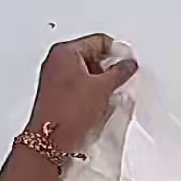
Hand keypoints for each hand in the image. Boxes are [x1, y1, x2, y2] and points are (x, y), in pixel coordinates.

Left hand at [27, 34, 136, 151]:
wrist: (52, 139)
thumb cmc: (68, 111)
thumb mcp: (103, 87)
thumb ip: (120, 71)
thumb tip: (128, 64)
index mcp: (65, 52)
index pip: (99, 41)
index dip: (118, 51)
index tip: (129, 62)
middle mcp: (57, 61)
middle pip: (92, 55)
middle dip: (109, 67)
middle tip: (120, 78)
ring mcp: (55, 77)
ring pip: (86, 71)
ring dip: (101, 80)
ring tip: (108, 94)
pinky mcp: (57, 93)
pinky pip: (80, 84)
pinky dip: (91, 90)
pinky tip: (98, 102)